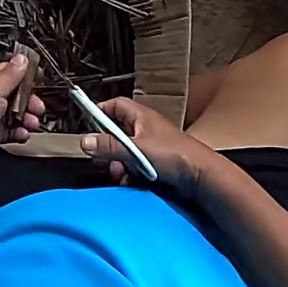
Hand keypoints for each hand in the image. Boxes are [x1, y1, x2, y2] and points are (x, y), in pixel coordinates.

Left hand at [0, 54, 43, 165]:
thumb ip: (10, 75)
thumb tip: (21, 58)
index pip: (7, 73)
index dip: (22, 75)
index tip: (36, 79)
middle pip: (15, 96)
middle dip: (29, 101)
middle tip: (37, 106)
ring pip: (15, 115)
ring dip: (27, 118)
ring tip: (32, 122)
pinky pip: (11, 132)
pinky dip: (19, 132)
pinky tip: (23, 133)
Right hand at [80, 97, 221, 195]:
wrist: (202, 177)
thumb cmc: (176, 155)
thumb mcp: (136, 149)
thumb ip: (109, 146)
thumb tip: (85, 141)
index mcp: (141, 117)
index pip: (115, 105)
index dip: (101, 111)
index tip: (88, 123)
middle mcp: (146, 129)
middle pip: (117, 132)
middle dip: (108, 147)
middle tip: (103, 157)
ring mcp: (152, 146)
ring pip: (125, 152)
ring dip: (119, 163)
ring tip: (121, 173)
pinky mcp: (157, 163)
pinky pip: (135, 165)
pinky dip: (130, 173)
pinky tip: (131, 181)